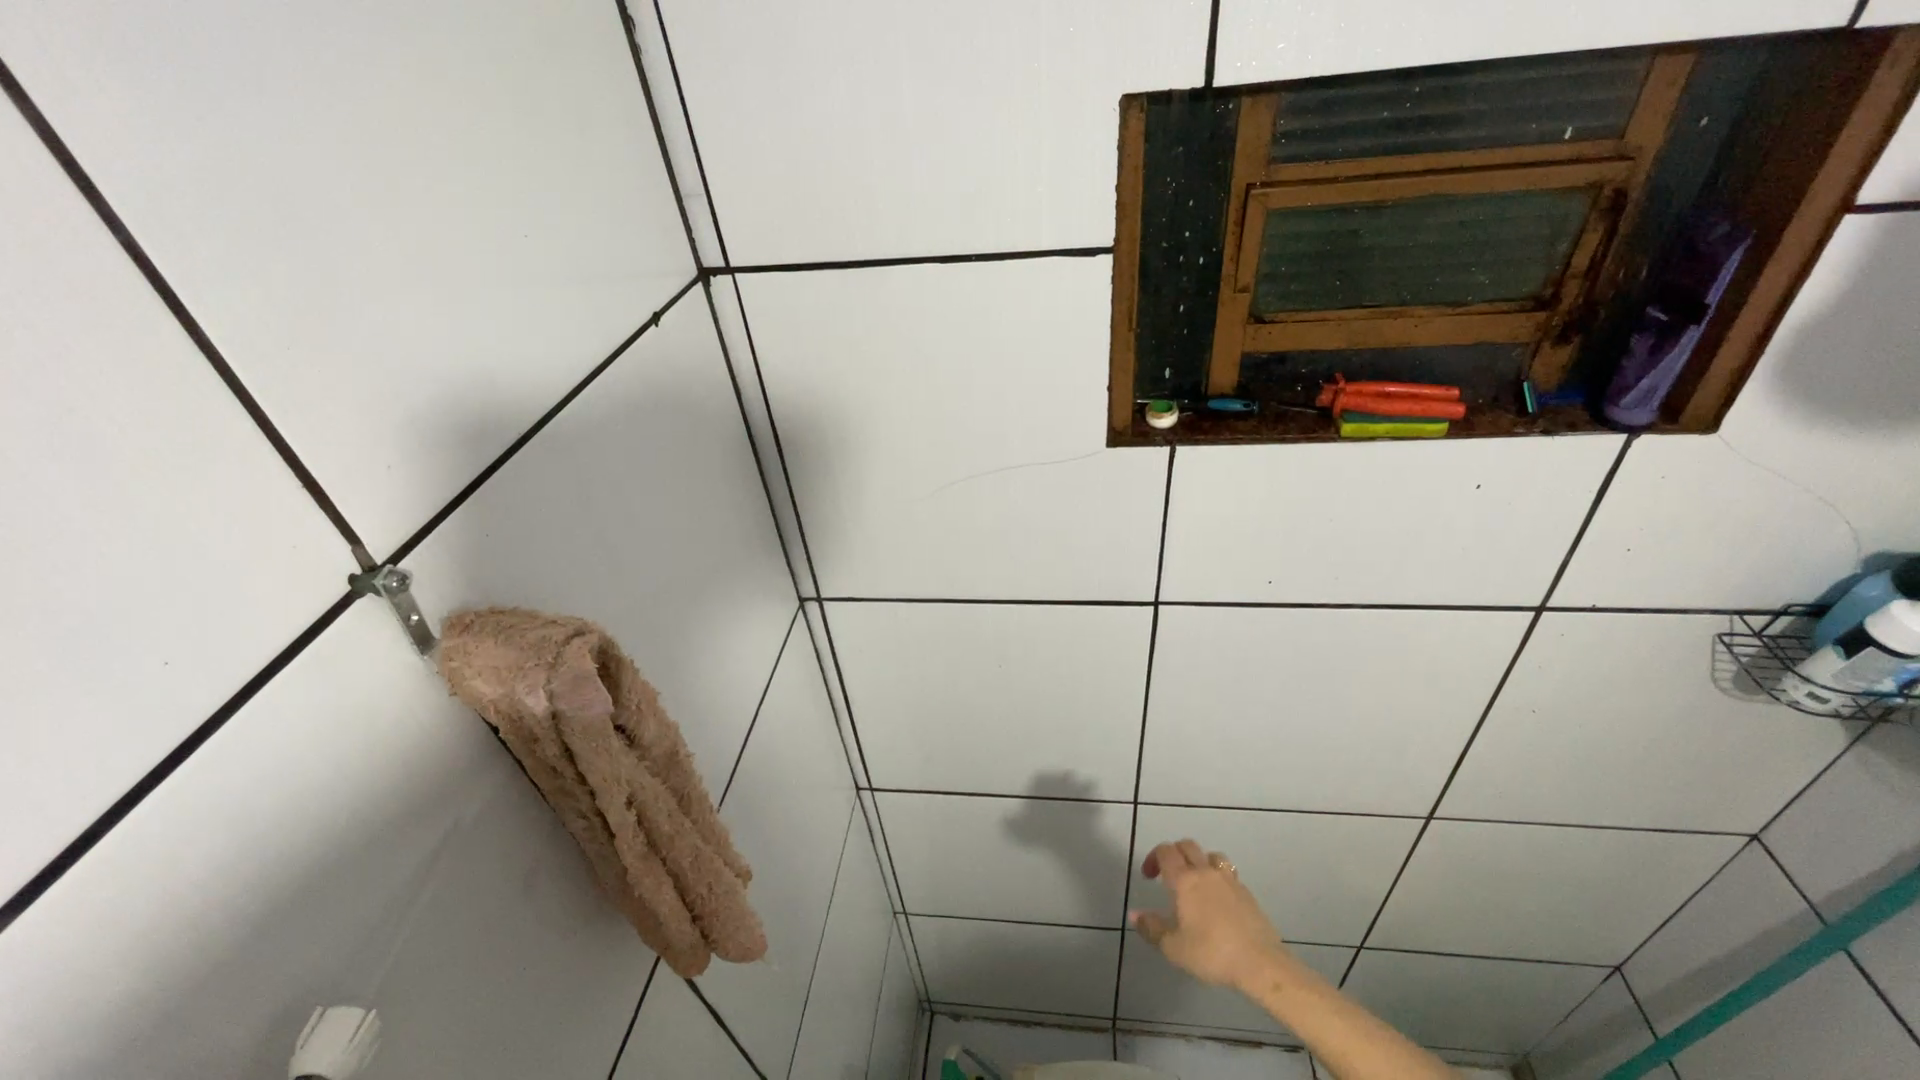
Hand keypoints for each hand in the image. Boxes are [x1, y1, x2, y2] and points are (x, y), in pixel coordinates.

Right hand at [1130, 839, 1288, 993]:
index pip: (1165, 851)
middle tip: (1166, 875)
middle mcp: (1206, 872)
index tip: (1148, 876)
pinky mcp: (1247, 893)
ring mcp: (1230, 880)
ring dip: (1198, 861)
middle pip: (1187, 846)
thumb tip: (1134, 914)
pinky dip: (1217, 877)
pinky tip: (1217, 899)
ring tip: (1195, 882)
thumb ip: (1152, 927)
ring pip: (1211, 855)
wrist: (1260, 963)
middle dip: (1173, 854)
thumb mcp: (1173, 947)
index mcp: (1185, 881)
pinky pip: (1228, 873)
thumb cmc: (1211, 953)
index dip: (1153, 857)